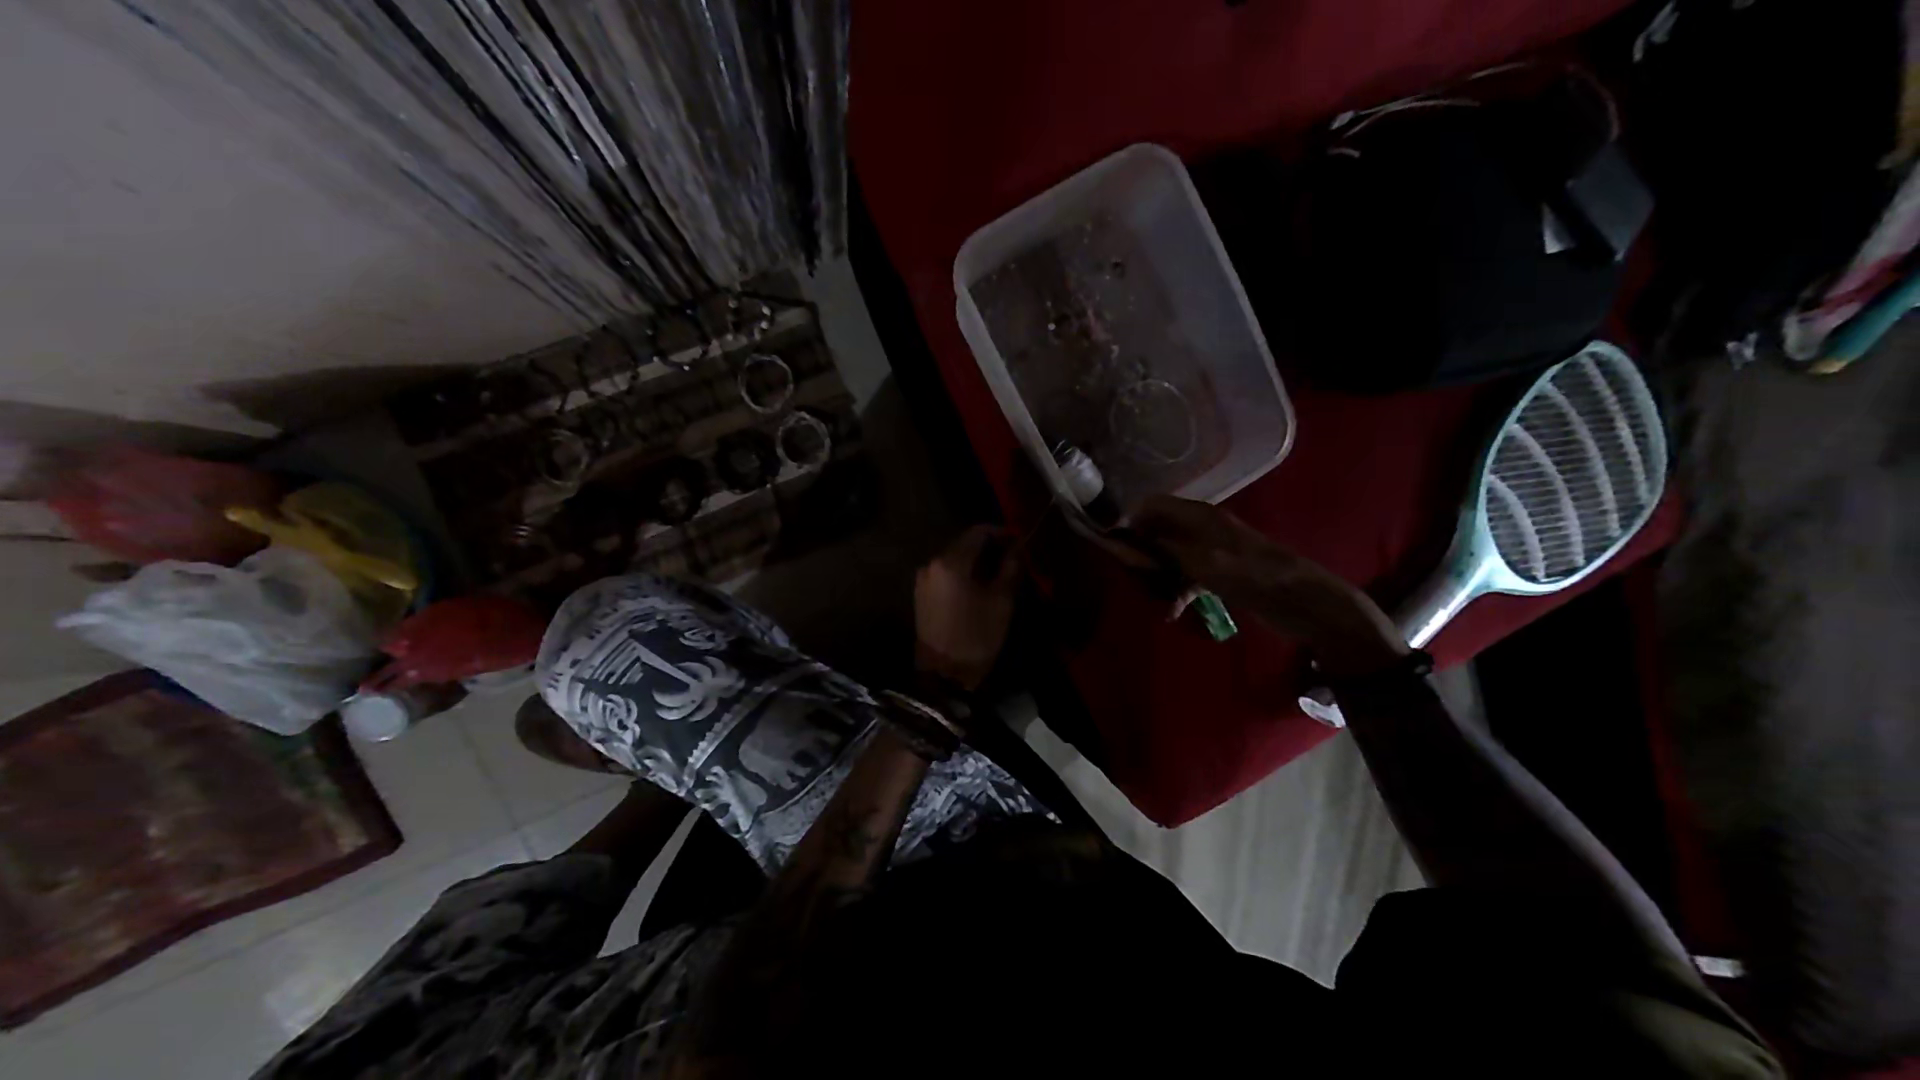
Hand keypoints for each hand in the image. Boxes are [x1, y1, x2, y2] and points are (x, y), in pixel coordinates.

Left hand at [914, 525, 1019, 690]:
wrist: (943, 675)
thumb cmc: (976, 636)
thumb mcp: (1001, 600)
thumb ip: (1010, 567)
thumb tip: (1017, 547)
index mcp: (950, 562)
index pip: (978, 532)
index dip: (1001, 533)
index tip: (1019, 541)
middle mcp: (931, 564)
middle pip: (963, 543)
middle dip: (989, 547)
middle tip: (1013, 558)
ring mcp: (923, 580)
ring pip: (954, 559)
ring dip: (976, 561)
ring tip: (999, 574)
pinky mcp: (921, 595)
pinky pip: (945, 574)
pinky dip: (963, 574)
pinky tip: (979, 586)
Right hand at [1128, 496, 1408, 676]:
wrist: (1306, 602)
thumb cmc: (1256, 576)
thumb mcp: (1204, 563)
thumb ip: (1164, 552)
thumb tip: (1127, 542)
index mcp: (1201, 516)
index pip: (1154, 504)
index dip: (1131, 519)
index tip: (1113, 546)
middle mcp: (1203, 528)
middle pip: (1159, 529)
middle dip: (1141, 551)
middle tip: (1129, 576)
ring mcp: (1212, 550)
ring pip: (1170, 555)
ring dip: (1157, 575)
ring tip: (1149, 598)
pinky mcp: (1221, 572)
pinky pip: (1187, 576)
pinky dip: (1178, 591)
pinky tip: (1171, 613)